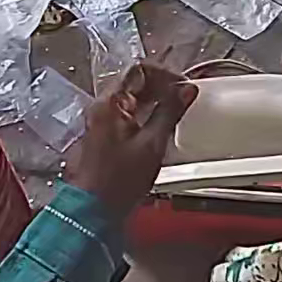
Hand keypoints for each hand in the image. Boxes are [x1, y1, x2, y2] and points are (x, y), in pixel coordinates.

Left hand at [66, 63, 196, 217]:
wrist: (93, 210)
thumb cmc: (120, 179)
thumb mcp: (152, 144)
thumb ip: (170, 112)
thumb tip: (187, 89)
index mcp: (110, 103)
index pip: (139, 70)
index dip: (165, 74)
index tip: (184, 87)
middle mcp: (102, 106)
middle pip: (135, 82)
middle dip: (163, 86)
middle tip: (184, 98)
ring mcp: (102, 120)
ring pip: (133, 97)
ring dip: (156, 99)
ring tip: (177, 111)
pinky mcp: (106, 134)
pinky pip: (129, 112)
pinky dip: (147, 113)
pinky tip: (162, 125)